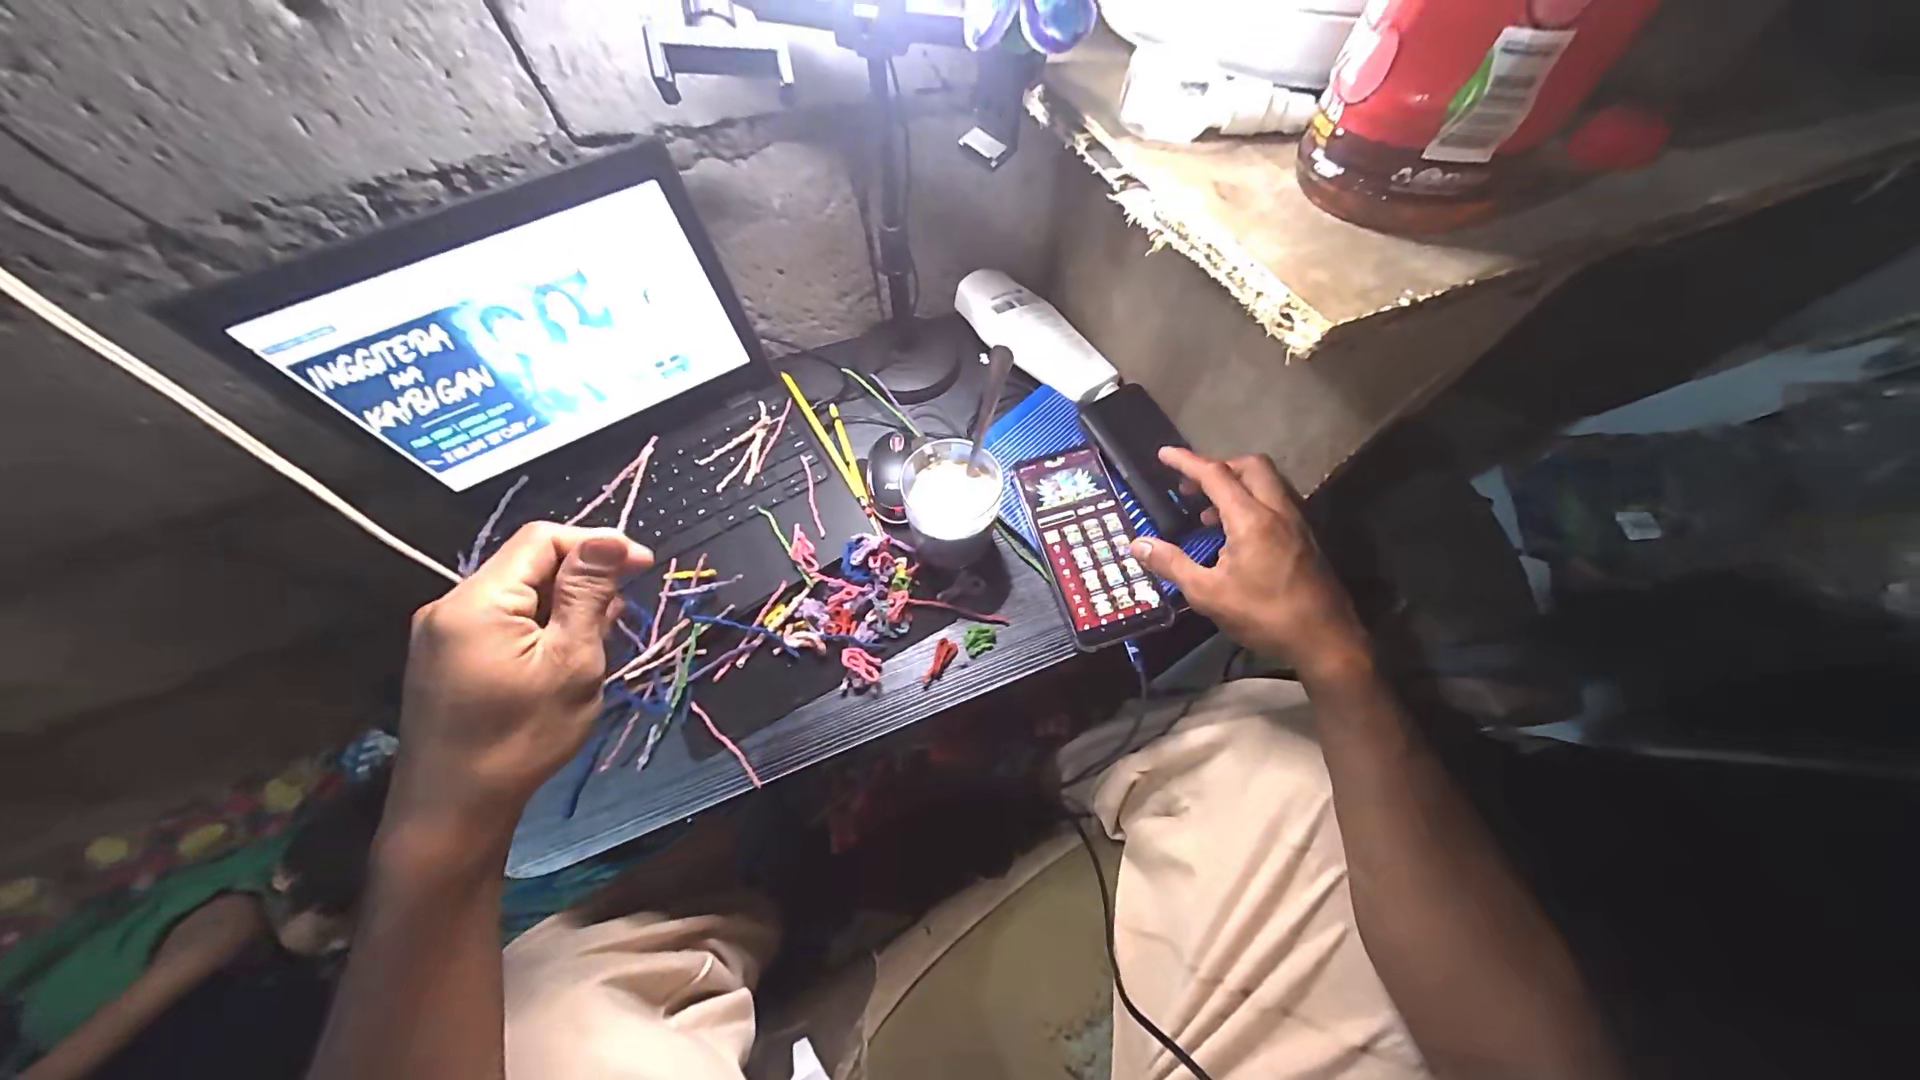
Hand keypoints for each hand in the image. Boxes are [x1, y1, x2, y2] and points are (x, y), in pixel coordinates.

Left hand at [392, 523, 652, 839]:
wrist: (453, 811)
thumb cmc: (522, 736)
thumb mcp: (571, 660)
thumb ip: (588, 594)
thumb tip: (611, 540)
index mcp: (478, 601)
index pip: (542, 538)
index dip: (598, 543)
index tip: (643, 566)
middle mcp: (452, 605)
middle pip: (530, 562)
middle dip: (585, 576)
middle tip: (623, 612)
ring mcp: (446, 632)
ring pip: (522, 591)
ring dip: (568, 602)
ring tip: (598, 640)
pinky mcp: (450, 655)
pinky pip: (506, 618)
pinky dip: (545, 624)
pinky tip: (567, 653)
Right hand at [1129, 448, 1369, 683]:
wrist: (1326, 640)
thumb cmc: (1264, 615)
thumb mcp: (1208, 593)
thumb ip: (1171, 564)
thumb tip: (1137, 545)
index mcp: (1251, 519)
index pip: (1215, 475)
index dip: (1186, 462)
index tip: (1164, 454)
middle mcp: (1278, 510)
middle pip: (1250, 466)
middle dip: (1217, 466)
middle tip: (1190, 485)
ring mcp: (1297, 522)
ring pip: (1267, 482)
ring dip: (1235, 484)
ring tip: (1207, 511)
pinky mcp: (1305, 538)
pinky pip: (1275, 502)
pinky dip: (1250, 502)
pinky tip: (1234, 534)